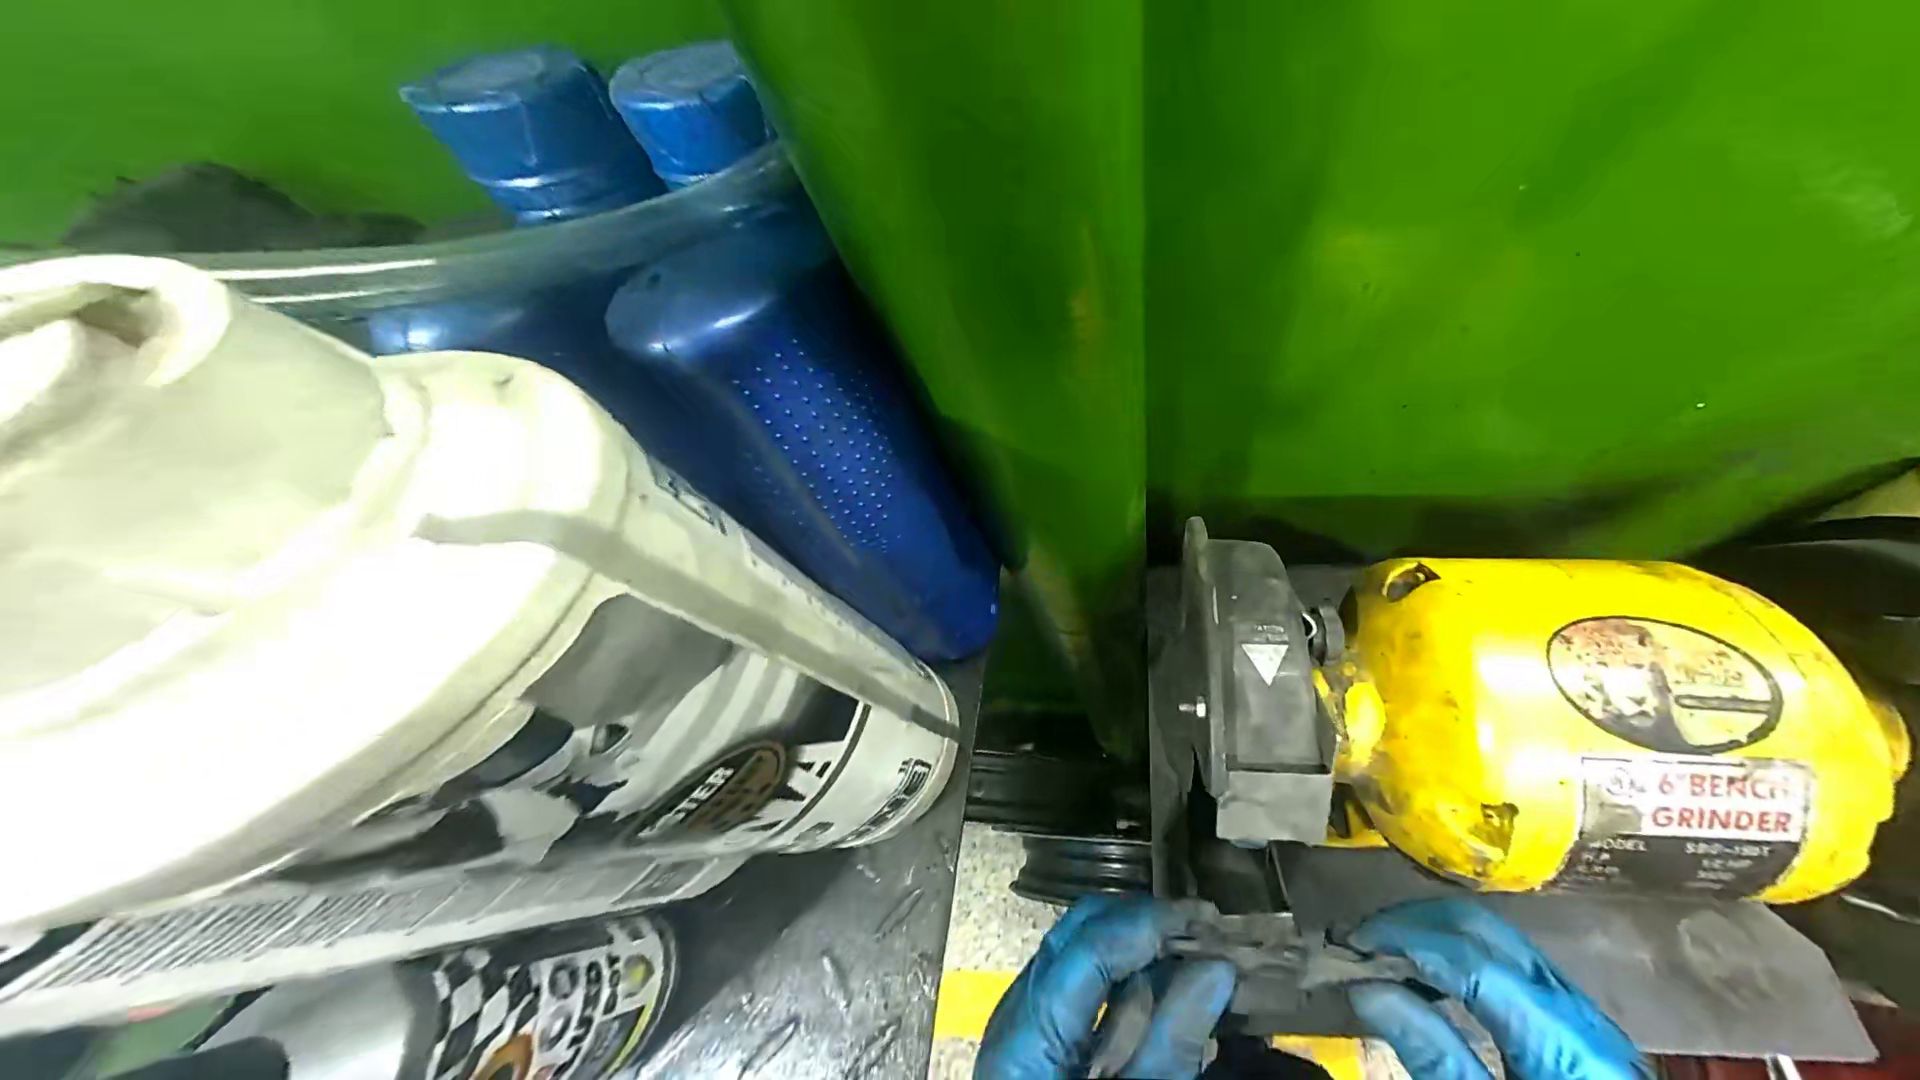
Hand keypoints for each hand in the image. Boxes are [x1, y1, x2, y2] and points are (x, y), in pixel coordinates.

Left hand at [976, 894, 1236, 1079]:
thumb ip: (1170, 1047)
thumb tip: (1215, 970)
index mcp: (1030, 1032)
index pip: (1087, 947)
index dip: (1147, 924)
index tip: (1205, 920)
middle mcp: (1021, 1005)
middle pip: (1080, 931)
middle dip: (1145, 920)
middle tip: (1208, 927)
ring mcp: (1028, 1013)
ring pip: (1084, 947)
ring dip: (1142, 942)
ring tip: (1199, 950)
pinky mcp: (1044, 1030)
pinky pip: (1088, 984)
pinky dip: (1131, 978)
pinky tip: (1171, 988)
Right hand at [1345, 898, 1650, 1079]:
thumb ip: (1433, 1059)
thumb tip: (1363, 986)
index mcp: (1571, 1047)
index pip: (1474, 958)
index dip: (1405, 937)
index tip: (1350, 942)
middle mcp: (1581, 1014)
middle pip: (1484, 929)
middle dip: (1412, 923)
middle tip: (1360, 941)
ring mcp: (1581, 1013)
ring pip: (1491, 935)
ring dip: (1428, 932)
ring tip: (1382, 952)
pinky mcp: (1571, 1021)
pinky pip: (1502, 959)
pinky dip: (1451, 952)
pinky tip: (1422, 975)